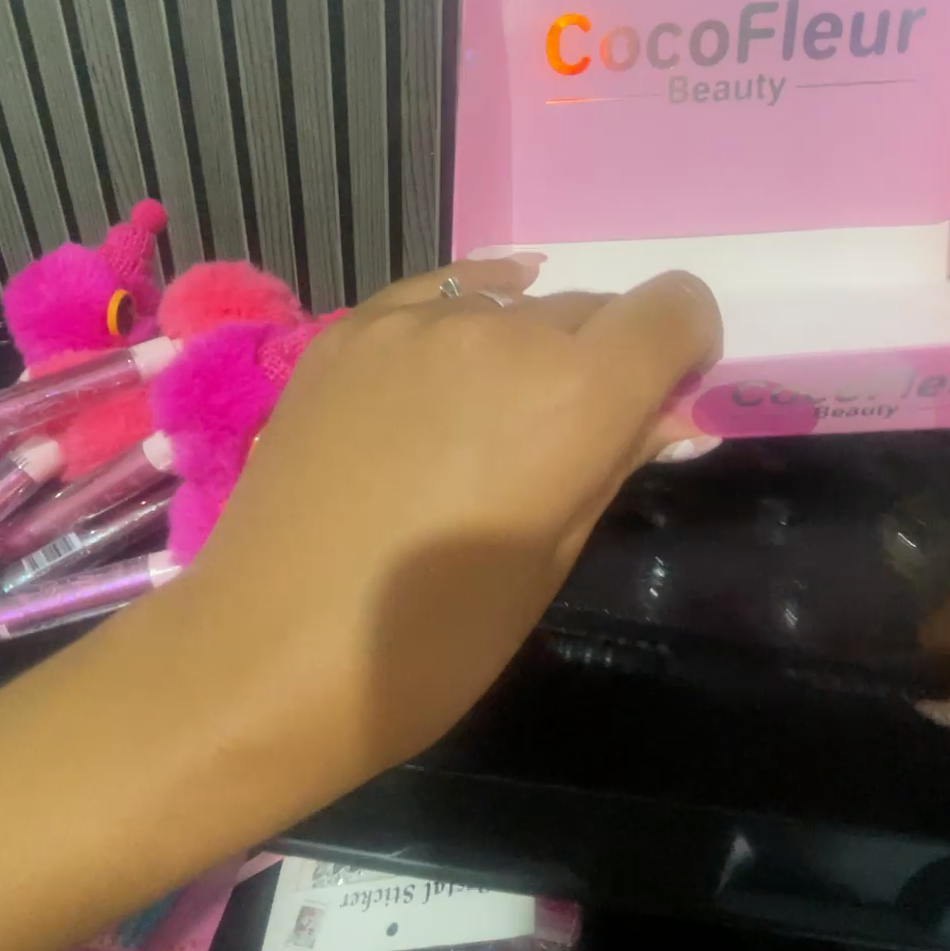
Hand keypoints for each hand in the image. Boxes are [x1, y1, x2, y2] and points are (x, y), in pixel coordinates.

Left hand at [189, 258, 720, 777]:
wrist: (267, 652)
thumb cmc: (434, 640)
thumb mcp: (551, 558)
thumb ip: (617, 460)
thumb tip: (670, 410)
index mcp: (574, 395)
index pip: (673, 310)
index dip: (682, 348)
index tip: (658, 397)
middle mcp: (502, 331)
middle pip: (592, 308)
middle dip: (603, 359)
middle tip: (563, 433)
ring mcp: (413, 322)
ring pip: (513, 304)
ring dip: (526, 348)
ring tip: (480, 423)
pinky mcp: (347, 331)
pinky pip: (436, 298)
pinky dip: (462, 322)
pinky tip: (448, 364)